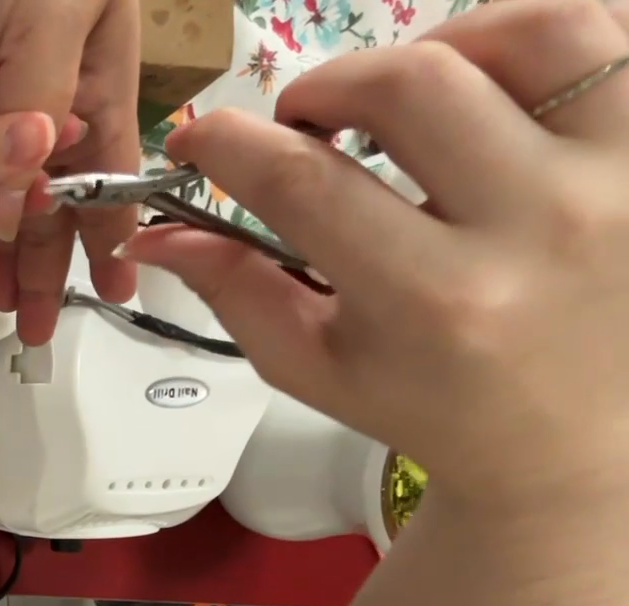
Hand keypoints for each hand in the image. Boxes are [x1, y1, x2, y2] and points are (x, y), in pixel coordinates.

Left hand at [0, 0, 142, 343]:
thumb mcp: (39, 24)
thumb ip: (27, 119)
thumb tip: (24, 211)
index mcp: (85, 61)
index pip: (101, 162)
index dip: (107, 225)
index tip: (118, 282)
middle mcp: (37, 84)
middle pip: (46, 185)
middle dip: (46, 254)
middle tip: (41, 320)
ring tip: (4, 300)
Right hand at [126, 0, 628, 519]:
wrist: (575, 436)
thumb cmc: (422, 402)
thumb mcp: (306, 363)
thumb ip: (231, 289)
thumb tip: (152, 235)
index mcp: (424, 297)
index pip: (304, 183)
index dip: (229, 144)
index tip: (192, 139)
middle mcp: (538, 223)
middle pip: (416, 83)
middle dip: (326, 85)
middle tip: (299, 121)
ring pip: (539, 31)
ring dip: (440, 45)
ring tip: (405, 92)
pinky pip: (619, 38)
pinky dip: (534, 42)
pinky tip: (492, 86)